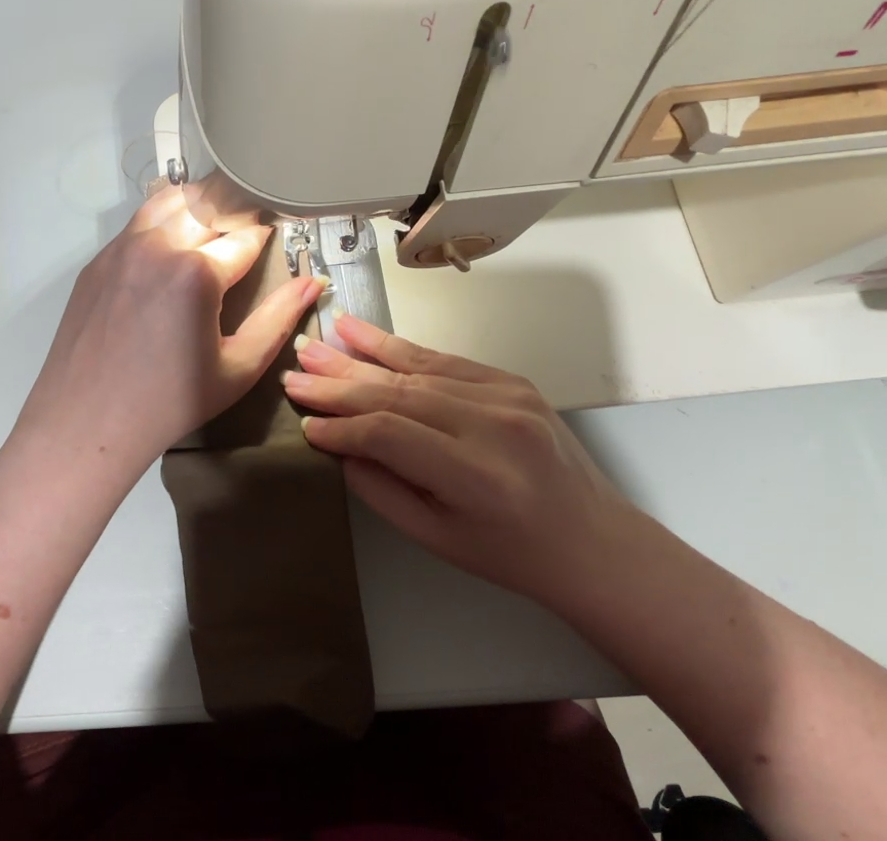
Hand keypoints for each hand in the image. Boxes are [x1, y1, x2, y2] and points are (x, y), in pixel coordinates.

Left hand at [16, 186, 320, 466]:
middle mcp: (156, 247)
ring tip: (213, 223)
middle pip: (207, 206)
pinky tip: (172, 244)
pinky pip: (136, 225)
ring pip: (167, 202)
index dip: (265, 237)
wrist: (86, 421)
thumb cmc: (169, 404)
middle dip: (234, 211)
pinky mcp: (96, 261)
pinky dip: (162, 222)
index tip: (273, 239)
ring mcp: (120, 249)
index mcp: (196, 274)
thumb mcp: (237, 369)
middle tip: (247, 228)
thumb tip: (313, 282)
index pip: (244, 237)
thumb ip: (278, 319)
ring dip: (196, 205)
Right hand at [284, 314, 638, 601]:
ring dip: (361, 354)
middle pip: (398, 393)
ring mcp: (508, 396)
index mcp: (474, 476)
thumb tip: (336, 443)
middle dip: (339, 382)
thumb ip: (380, 488)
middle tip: (294, 373)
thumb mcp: (434, 537)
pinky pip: (445, 360)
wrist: (592, 541)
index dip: (340, 426)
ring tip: (317, 343)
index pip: (388, 434)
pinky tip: (362, 333)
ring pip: (418, 368)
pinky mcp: (513, 381)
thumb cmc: (508, 554)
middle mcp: (493, 425)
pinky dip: (400, 348)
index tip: (304, 422)